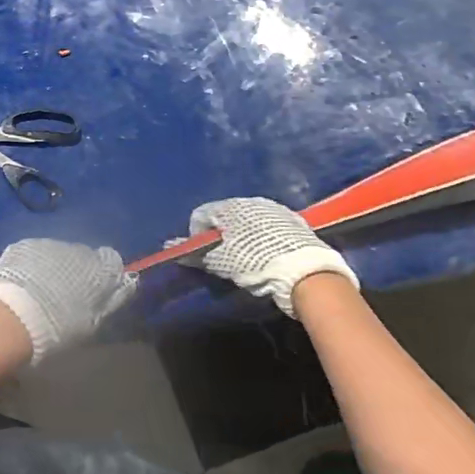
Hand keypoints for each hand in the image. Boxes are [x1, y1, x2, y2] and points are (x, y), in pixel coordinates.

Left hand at [0, 240, 135, 363]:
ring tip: (36, 289)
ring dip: (49, 266)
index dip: (102, 276)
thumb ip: (109, 300)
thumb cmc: (59, 325)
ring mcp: (45, 244)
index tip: (93, 291)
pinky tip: (19, 282)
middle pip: (79, 256)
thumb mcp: (93, 320)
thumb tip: (122, 288)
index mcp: (100, 268)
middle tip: (61, 293)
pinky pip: (29, 253)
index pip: (110, 262)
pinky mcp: (19, 246)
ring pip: (52, 253)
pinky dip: (27, 265)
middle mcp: (75, 249)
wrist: (14, 316)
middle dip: (73, 271)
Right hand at [187, 197, 357, 316]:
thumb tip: (169, 246)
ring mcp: (276, 210)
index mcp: (228, 206)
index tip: (203, 253)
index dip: (197, 235)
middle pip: (226, 216)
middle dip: (221, 233)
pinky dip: (263, 236)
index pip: (200, 216)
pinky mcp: (297, 221)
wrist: (305, 272)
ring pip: (248, 220)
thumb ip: (191, 252)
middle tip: (224, 255)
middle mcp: (250, 201)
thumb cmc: (251, 262)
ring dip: (243, 234)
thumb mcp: (216, 261)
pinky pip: (269, 226)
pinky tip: (268, 252)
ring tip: (248, 255)